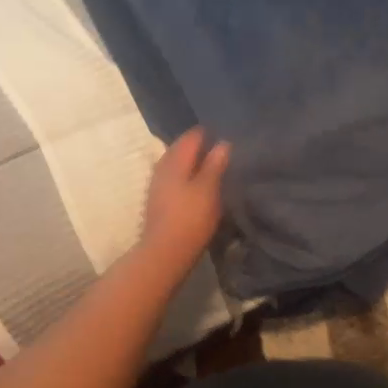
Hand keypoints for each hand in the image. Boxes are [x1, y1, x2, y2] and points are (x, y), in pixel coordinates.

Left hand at [139, 128, 228, 265]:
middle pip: (183, 148)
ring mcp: (158, 183)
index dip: (210, 133)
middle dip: (202, 148)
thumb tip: (223, 142)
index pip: (193, 135)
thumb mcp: (208, 189)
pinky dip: (189, 177)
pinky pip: (176, 178)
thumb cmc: (190, 218)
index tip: (228, 136)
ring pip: (179, 164)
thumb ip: (215, 164)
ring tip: (217, 169)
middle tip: (225, 152)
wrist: (165, 254)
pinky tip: (201, 186)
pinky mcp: (159, 200)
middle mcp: (163, 166)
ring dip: (195, 163)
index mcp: (175, 159)